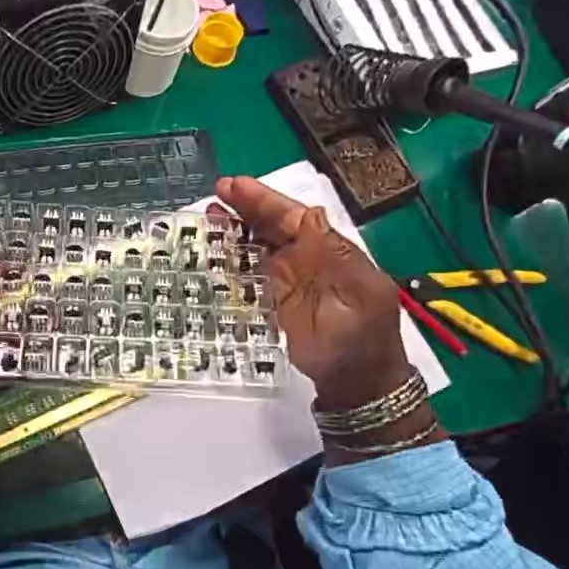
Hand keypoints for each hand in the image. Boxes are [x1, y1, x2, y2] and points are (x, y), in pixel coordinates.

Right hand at [214, 176, 412, 410]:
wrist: (355, 381)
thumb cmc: (357, 341)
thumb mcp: (354, 296)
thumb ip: (331, 257)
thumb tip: (310, 215)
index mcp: (330, 252)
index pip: (294, 216)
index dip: (264, 200)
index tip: (235, 186)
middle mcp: (309, 258)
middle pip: (274, 225)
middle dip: (246, 207)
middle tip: (216, 193)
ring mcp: (290, 277)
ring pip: (260, 243)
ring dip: (237, 229)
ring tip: (211, 216)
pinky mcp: (276, 296)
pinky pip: (252, 269)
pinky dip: (234, 257)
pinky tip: (216, 251)